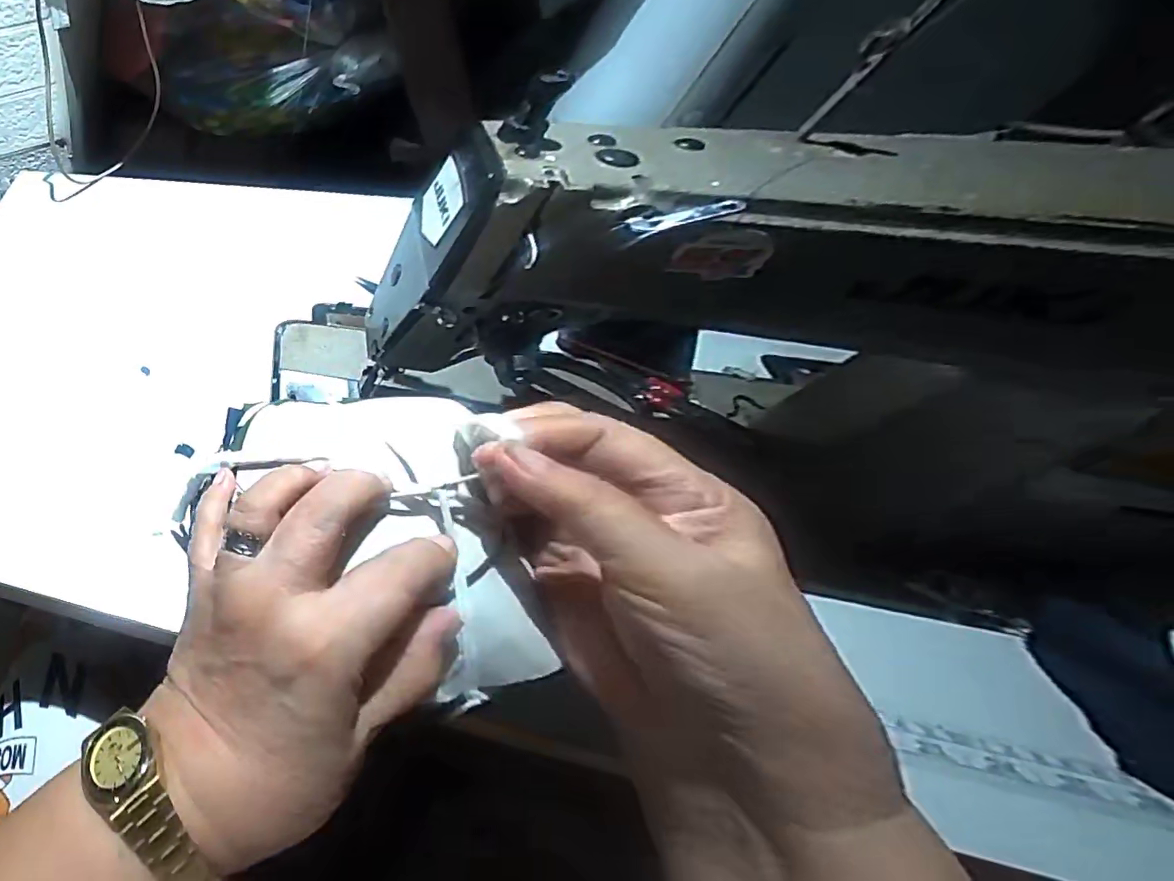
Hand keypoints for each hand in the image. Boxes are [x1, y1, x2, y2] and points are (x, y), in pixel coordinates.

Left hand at [143, 465, 460, 874]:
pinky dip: (218, 494)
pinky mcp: (197, 581)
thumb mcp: (360, 738)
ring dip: (293, 477)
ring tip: (320, 475)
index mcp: (323, 640)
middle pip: (320, 511)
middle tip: (378, 486)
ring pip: (260, 502)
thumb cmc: (284, 776)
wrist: (190, 784)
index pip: (392, 574)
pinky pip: (204, 523)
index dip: (427, 554)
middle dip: (358, 486)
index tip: (439, 549)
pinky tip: (233, 474)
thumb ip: (408, 670)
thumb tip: (448, 614)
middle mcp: (272, 594)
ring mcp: (227, 580)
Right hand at [470, 404, 908, 840]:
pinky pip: (519, 544)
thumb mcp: (664, 565)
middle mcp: (631, 510)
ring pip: (533, 500)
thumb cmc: (725, 646)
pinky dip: (492, 529)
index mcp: (678, 492)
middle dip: (516, 454)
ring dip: (498, 490)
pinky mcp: (560, 585)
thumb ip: (580, 503)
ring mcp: (592, 549)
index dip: (546, 431)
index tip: (489, 438)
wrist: (735, 767)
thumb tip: (497, 449)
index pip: (602, 438)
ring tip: (462, 490)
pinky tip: (470, 522)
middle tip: (466, 461)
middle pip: (562, 461)